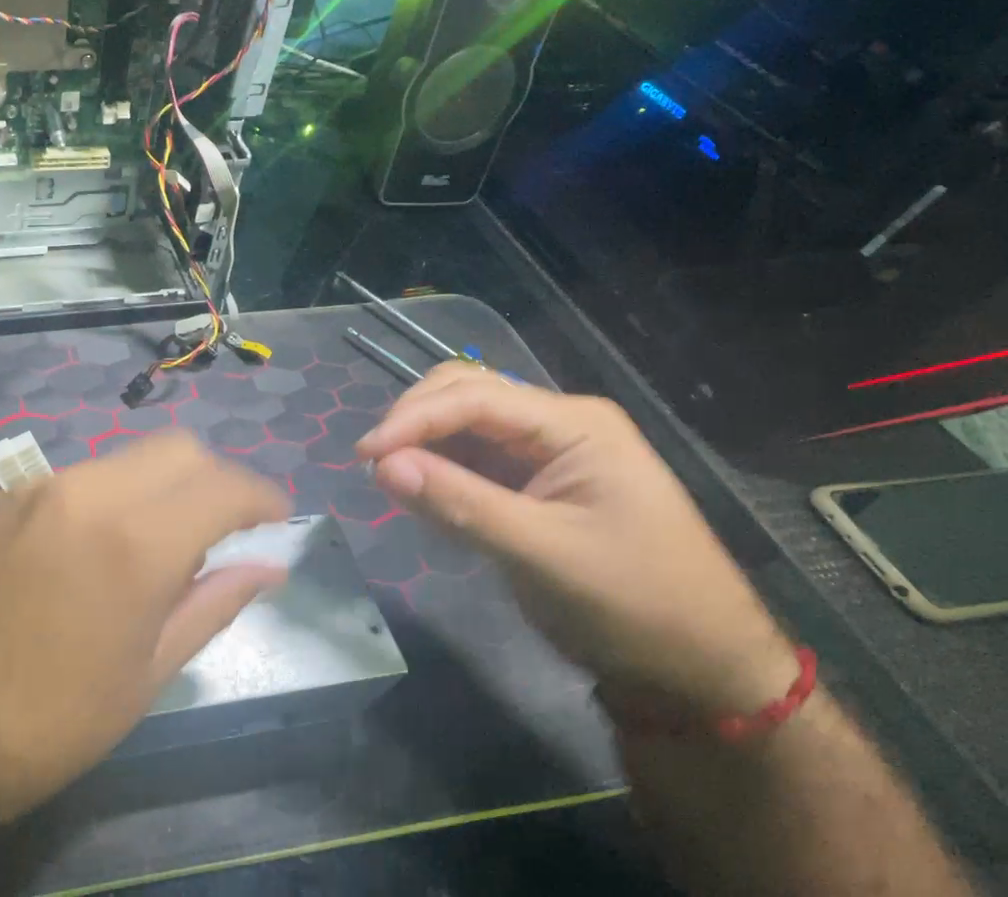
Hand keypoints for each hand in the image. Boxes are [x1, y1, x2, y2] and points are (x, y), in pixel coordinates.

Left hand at [0, 431, 289, 821]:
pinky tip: (81, 551)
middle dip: (211, 479)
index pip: (222, 485)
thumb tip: (267, 565)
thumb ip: (212, 603)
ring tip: (147, 546)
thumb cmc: (54, 720)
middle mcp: (83, 493)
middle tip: (218, 529)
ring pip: (117, 461)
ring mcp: (30, 491)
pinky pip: (64, 481)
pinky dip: (94, 501)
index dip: (261, 497)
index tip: (275, 521)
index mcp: (133, 541)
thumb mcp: (148, 673)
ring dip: (150, 488)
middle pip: (173, 449)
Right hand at [354, 363, 796, 717]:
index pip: (474, 397)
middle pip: (465, 392)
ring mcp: (546, 455)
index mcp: (574, 425)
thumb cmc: (635, 604)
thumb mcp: (542, 554)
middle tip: (375, 465)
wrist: (698, 669)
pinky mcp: (533, 486)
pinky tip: (421, 497)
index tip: (363, 456)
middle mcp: (557, 426)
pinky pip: (471, 461)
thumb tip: (380, 465)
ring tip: (390, 482)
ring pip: (463, 424)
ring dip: (422, 444)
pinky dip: (438, 472)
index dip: (412, 419)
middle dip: (414, 420)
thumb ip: (459, 504)